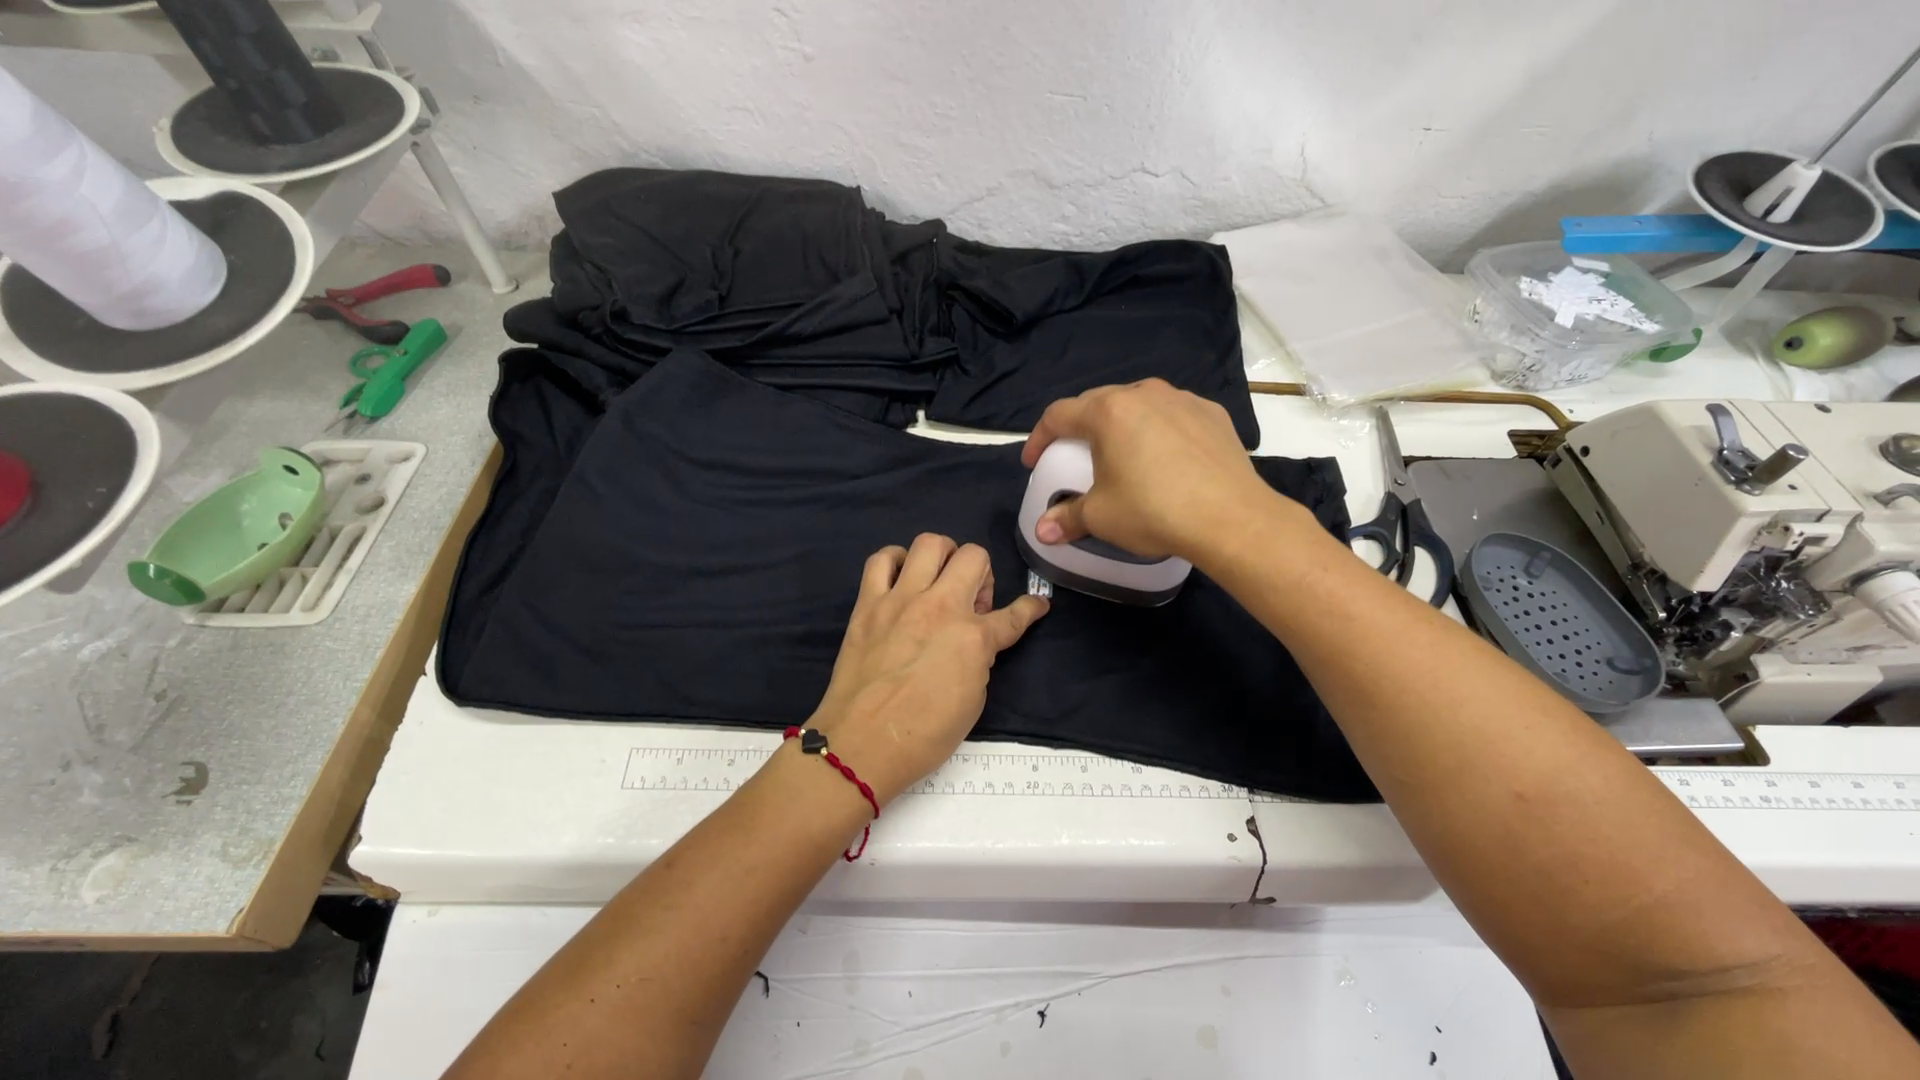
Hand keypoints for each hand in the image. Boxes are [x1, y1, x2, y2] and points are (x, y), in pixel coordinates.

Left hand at [808, 534, 1048, 805]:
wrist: (862, 744)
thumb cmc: (924, 735)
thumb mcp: (973, 701)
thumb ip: (980, 660)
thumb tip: (975, 643)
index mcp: (973, 637)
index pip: (1014, 614)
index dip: (1030, 609)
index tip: (1037, 605)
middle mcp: (940, 607)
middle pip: (973, 555)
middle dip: (981, 573)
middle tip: (971, 602)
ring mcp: (900, 600)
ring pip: (929, 543)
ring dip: (942, 557)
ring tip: (937, 580)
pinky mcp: (867, 604)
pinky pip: (881, 559)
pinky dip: (895, 561)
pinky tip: (900, 580)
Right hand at [1020, 379, 1278, 558]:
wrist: (1231, 517)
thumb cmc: (1154, 511)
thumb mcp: (1102, 517)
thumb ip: (1068, 518)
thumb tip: (1043, 532)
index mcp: (1107, 412)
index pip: (1058, 415)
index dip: (1039, 438)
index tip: (1035, 461)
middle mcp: (1143, 393)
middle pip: (1098, 403)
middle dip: (1081, 429)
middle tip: (1075, 457)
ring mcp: (1182, 399)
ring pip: (1139, 405)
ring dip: (1123, 425)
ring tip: (1123, 454)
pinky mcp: (1212, 414)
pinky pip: (1173, 416)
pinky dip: (1160, 431)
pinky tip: (1166, 459)